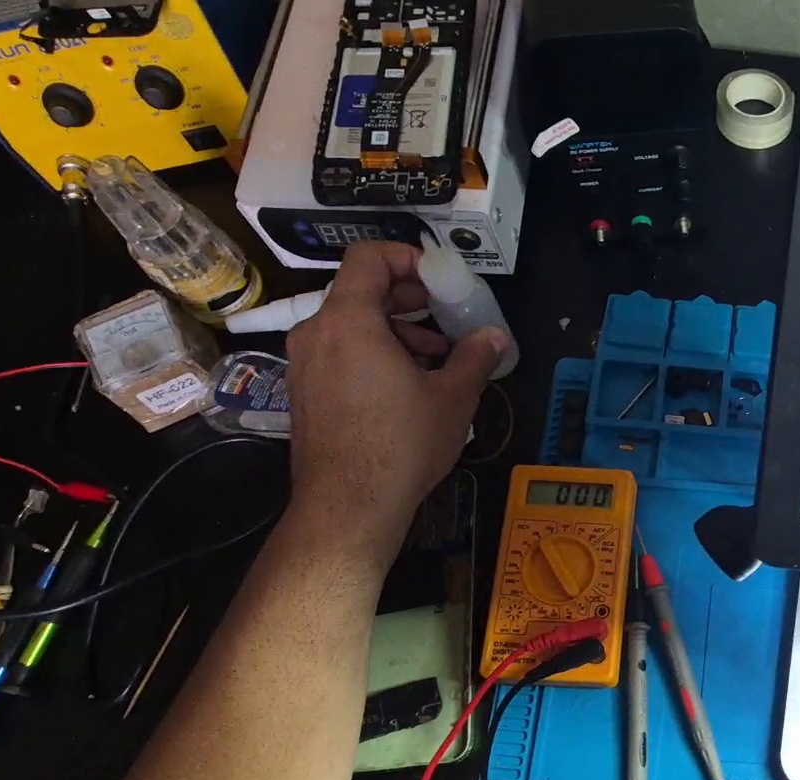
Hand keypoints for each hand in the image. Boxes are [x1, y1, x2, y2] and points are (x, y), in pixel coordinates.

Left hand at [283, 242, 506, 568]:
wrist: (349, 503)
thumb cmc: (403, 443)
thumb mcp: (452, 398)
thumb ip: (475, 358)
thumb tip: (494, 336)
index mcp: (351, 320)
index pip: (368, 258)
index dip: (406, 257)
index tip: (440, 278)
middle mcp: (317, 332)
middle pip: (361, 292)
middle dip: (409, 300)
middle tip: (446, 318)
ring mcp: (305, 363)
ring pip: (352, 326)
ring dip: (395, 332)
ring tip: (436, 361)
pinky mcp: (305, 392)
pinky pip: (341, 354)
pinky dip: (373, 355)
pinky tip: (406, 388)